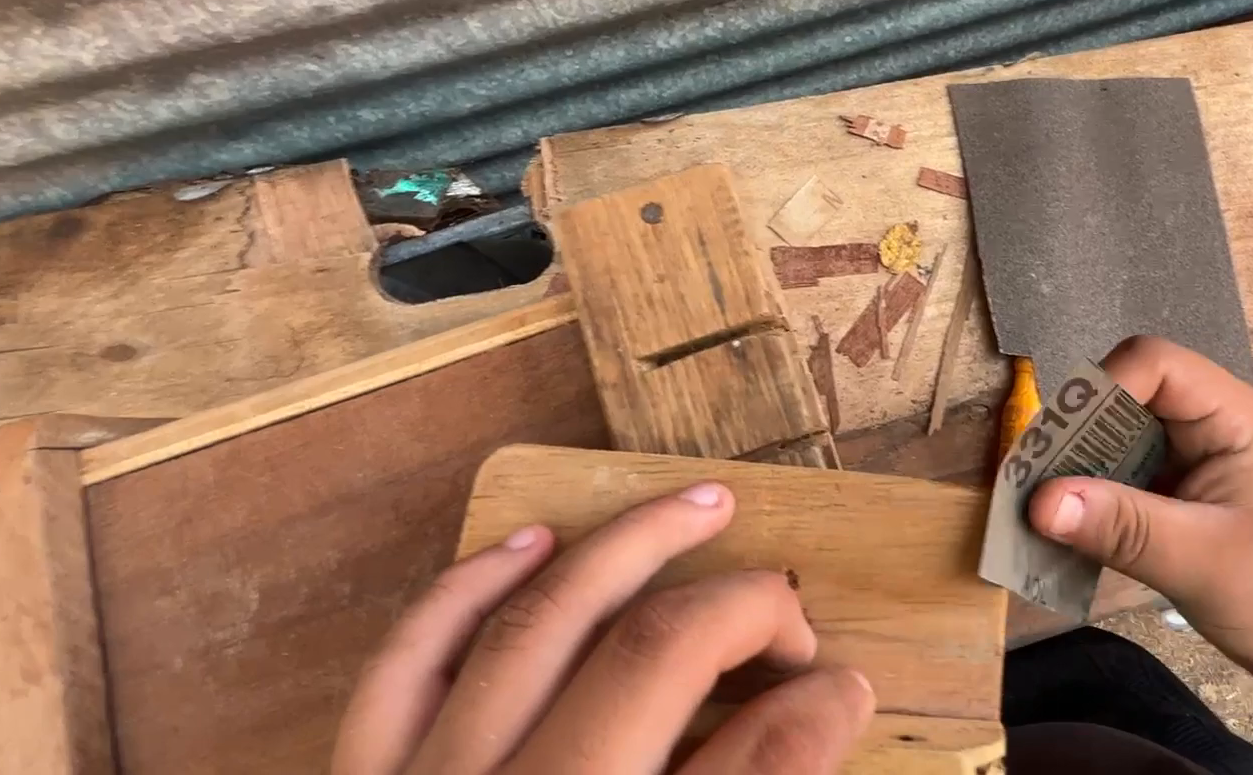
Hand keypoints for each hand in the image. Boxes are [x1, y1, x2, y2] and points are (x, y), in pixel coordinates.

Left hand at [333, 482, 874, 774]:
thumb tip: (831, 709)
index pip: (751, 766)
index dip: (816, 712)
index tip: (848, 687)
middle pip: (649, 658)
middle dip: (741, 610)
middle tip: (792, 610)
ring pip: (539, 623)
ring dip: (629, 545)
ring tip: (701, 504)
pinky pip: (404, 667)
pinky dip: (468, 590)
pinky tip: (534, 543)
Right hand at [1027, 336, 1252, 686]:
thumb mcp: (1203, 563)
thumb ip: (1122, 527)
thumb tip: (1037, 501)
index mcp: (1231, 416)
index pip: (1153, 363)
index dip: (1102, 389)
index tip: (1061, 447)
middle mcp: (1207, 424)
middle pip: (1125, 396)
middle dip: (1077, 436)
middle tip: (1035, 486)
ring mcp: (1192, 458)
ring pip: (1116, 438)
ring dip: (1078, 471)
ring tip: (1043, 514)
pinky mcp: (1180, 491)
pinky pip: (1122, 475)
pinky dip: (1093, 498)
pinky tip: (1073, 532)